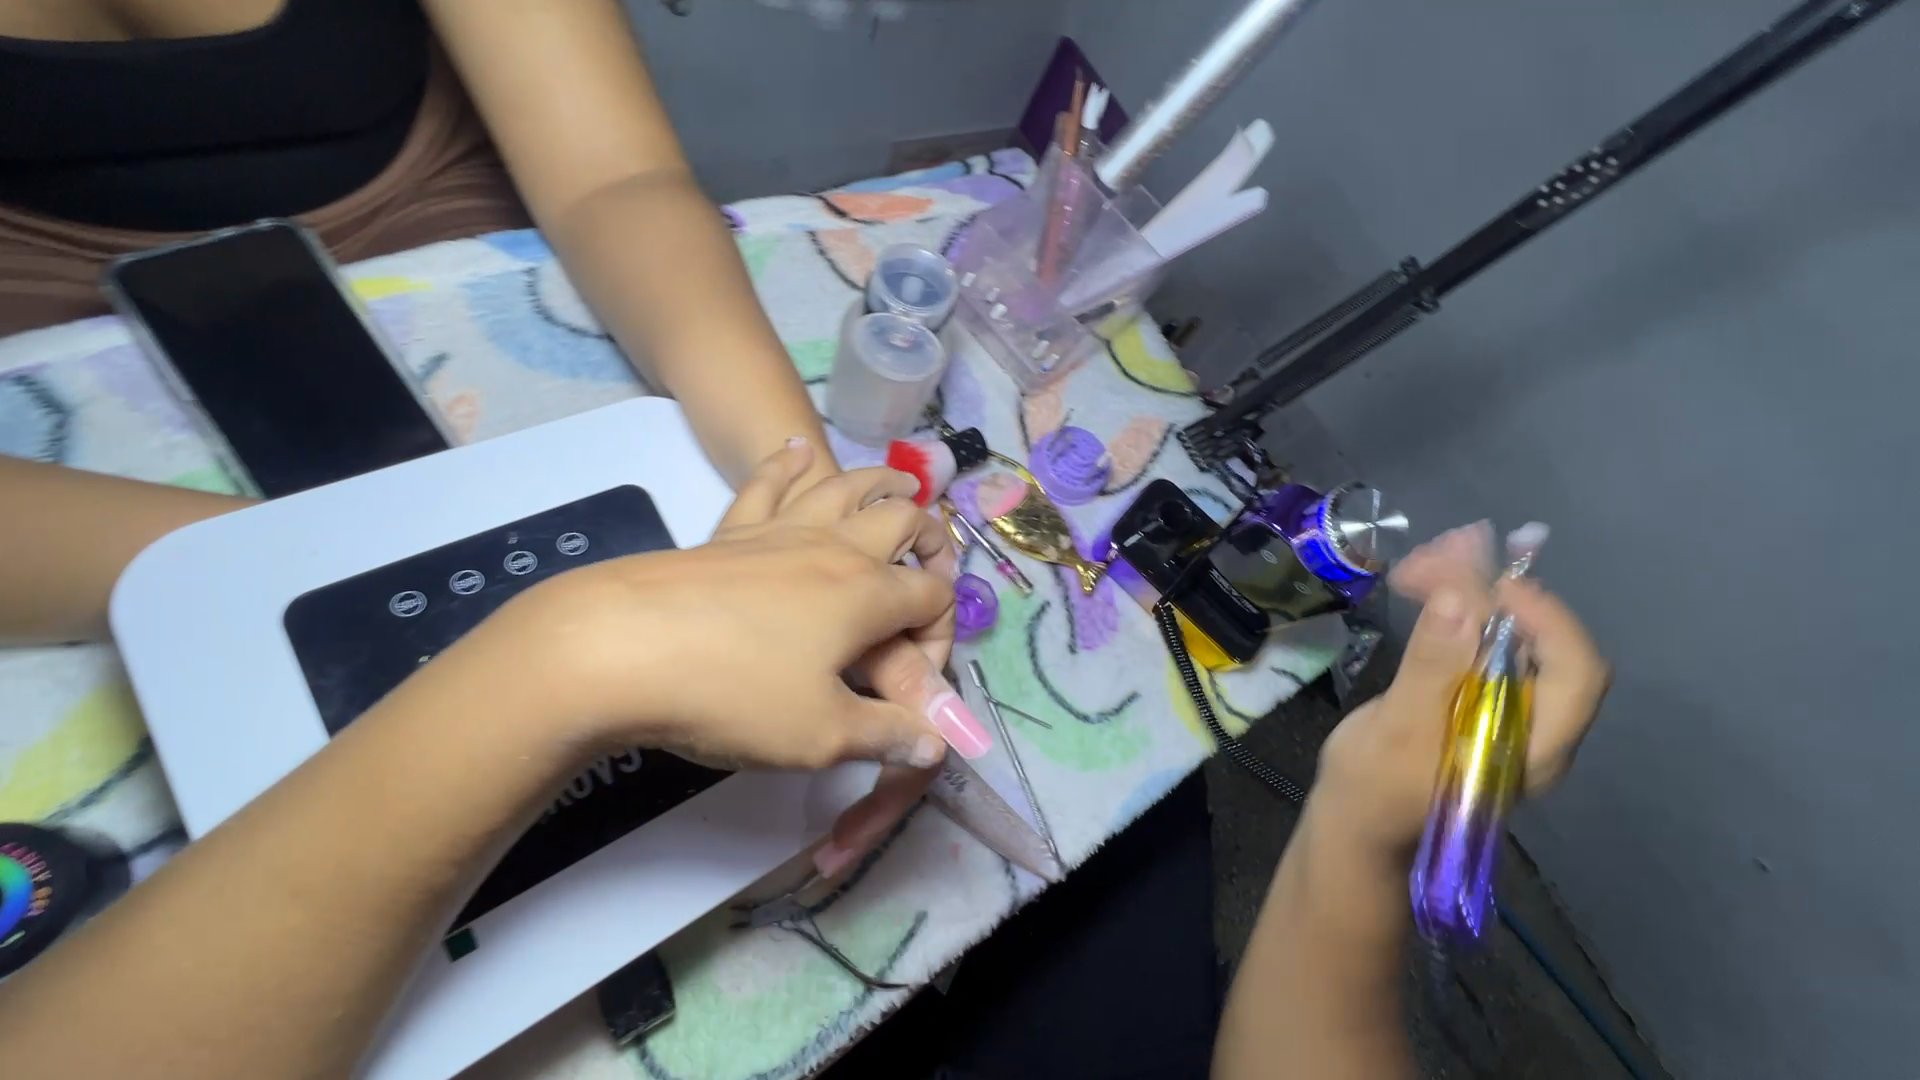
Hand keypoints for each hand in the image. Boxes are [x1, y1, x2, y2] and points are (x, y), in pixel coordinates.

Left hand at [464, 440, 985, 781]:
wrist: (619, 649)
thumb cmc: (733, 693)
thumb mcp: (821, 735)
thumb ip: (886, 734)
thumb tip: (936, 742)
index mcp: (867, 595)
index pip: (934, 596)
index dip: (944, 631)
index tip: (923, 675)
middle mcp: (835, 549)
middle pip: (903, 520)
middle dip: (933, 535)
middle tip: (937, 554)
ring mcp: (780, 530)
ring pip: (845, 486)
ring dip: (881, 482)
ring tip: (902, 484)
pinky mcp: (731, 530)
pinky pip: (768, 482)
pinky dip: (788, 462)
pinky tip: (797, 448)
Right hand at [1314, 522, 1610, 856]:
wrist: (1353, 824)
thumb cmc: (1376, 789)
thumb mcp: (1399, 730)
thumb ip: (1434, 667)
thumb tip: (1463, 598)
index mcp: (1535, 745)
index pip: (1576, 672)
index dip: (1546, 619)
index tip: (1491, 583)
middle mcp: (1533, 723)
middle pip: (1539, 644)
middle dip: (1494, 593)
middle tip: (1439, 553)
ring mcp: (1502, 710)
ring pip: (1505, 637)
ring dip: (1471, 592)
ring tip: (1422, 563)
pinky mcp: (1471, 698)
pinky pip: (1477, 643)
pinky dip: (1454, 609)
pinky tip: (1423, 588)